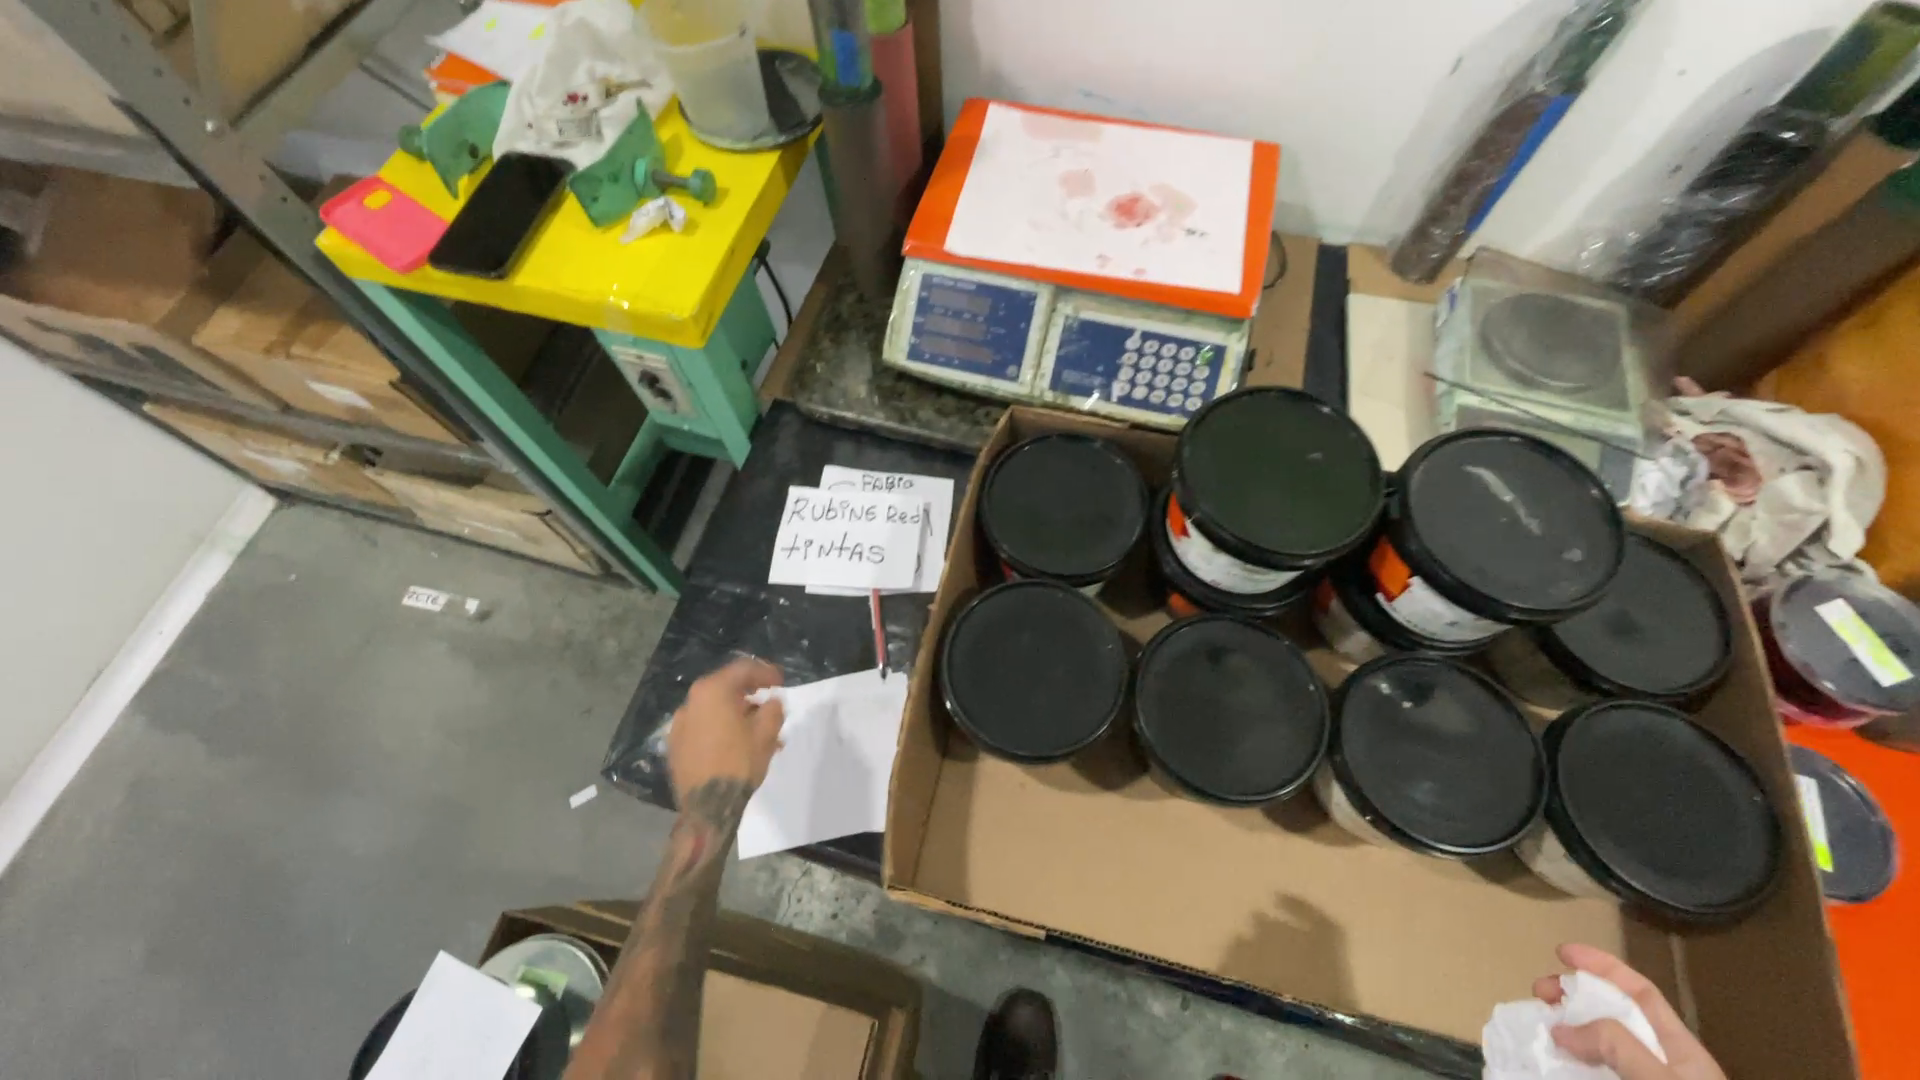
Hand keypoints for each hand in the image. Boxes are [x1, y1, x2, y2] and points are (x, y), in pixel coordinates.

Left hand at [667, 658, 785, 802]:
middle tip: (769, 704)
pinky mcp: (675, 745)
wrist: (707, 806)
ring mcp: (679, 724)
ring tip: (757, 731)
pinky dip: (720, 728)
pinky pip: (703, 726)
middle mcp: (691, 701)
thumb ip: (773, 709)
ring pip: (714, 709)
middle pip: (725, 688)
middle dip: (750, 695)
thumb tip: (771, 702)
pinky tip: (736, 743)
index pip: (743, 670)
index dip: (766, 672)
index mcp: (712, 691)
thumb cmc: (739, 763)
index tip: (781, 682)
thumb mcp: (766, 733)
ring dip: (736, 714)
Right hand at [1532, 944, 1725, 1079]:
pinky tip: (1547, 1065)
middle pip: (1612, 1014)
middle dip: (1572, 995)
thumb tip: (1561, 1027)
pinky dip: (1564, 1066)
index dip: (1602, 966)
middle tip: (1538, 994)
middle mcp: (1660, 1065)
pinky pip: (1588, 1075)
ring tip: (1537, 1030)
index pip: (1639, 993)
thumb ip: (1618, 1046)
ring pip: (1596, 1047)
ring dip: (1564, 1029)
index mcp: (1679, 1051)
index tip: (1561, 952)